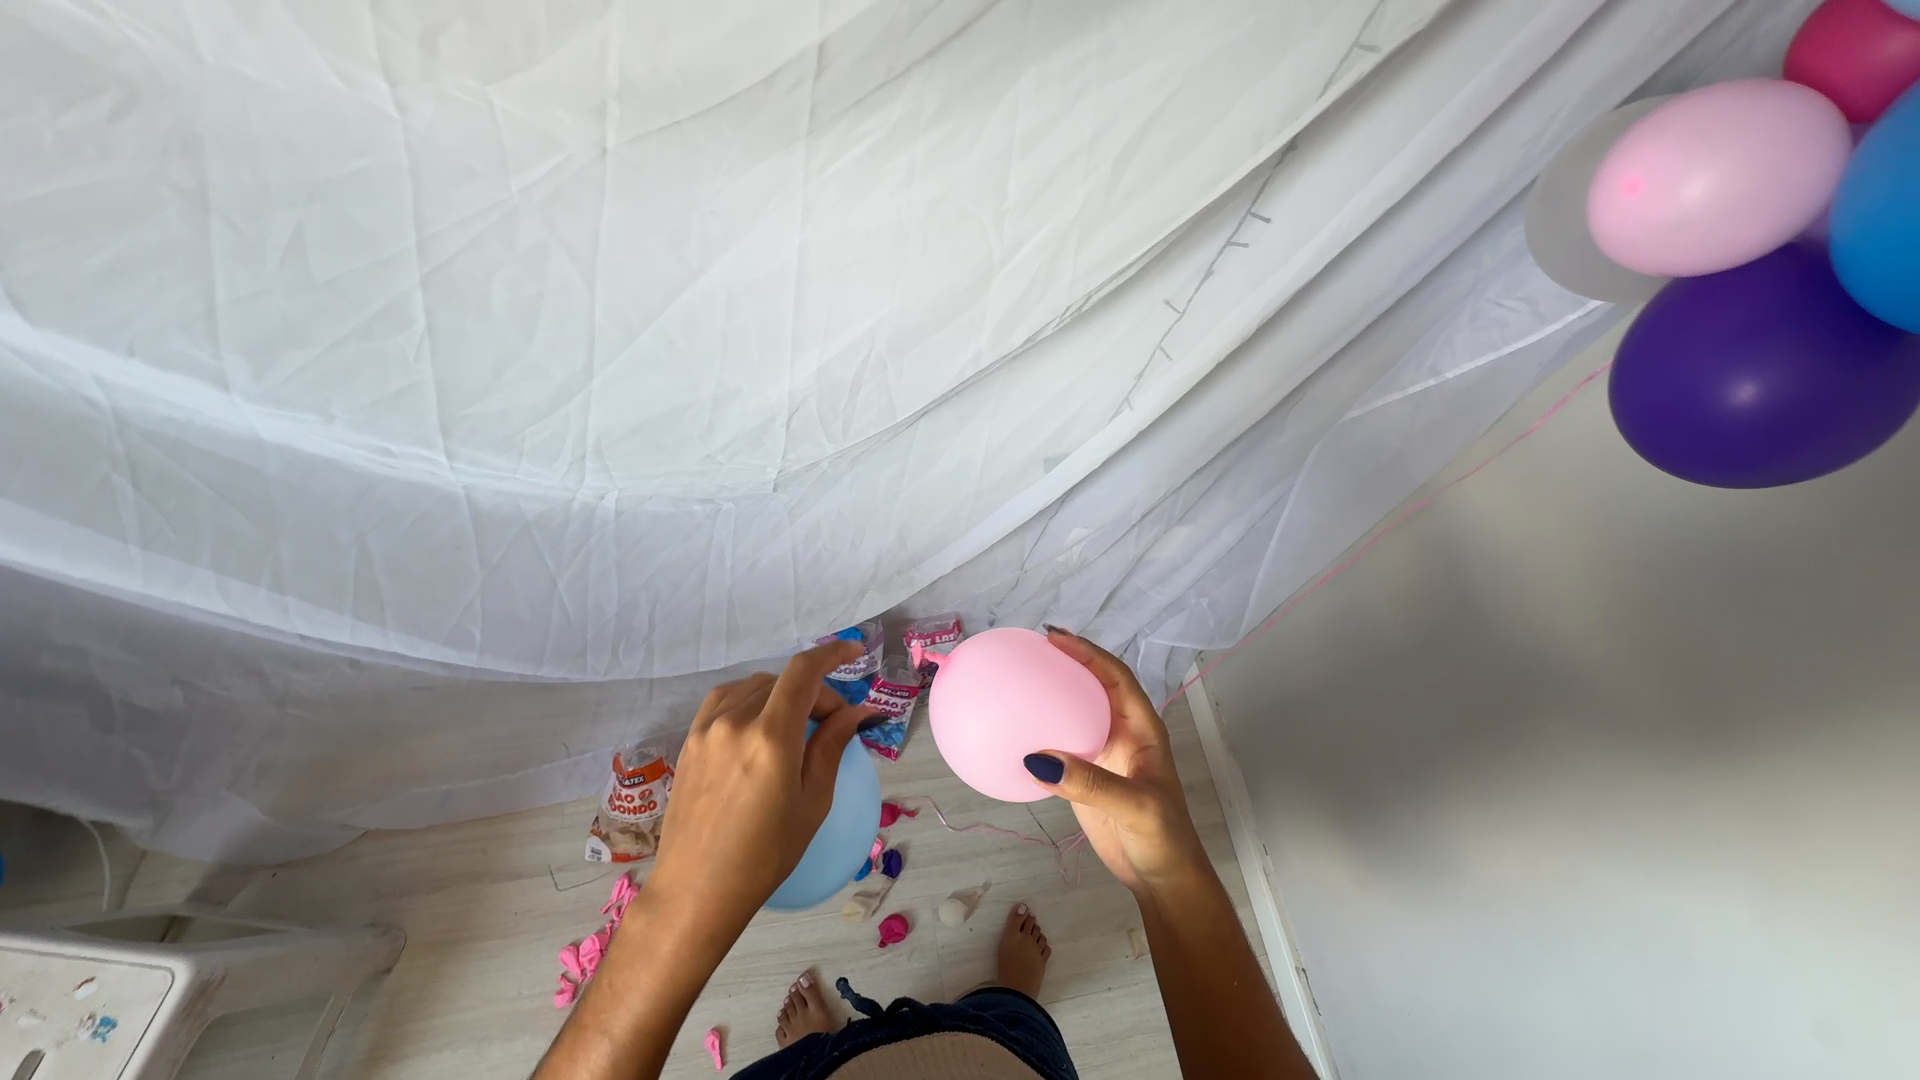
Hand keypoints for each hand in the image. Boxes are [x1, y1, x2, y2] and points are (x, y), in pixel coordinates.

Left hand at [644, 641, 873, 938]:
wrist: (697, 890)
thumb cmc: (766, 854)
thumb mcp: (813, 801)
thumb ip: (832, 745)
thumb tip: (856, 711)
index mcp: (771, 736)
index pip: (804, 671)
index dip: (832, 653)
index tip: (854, 652)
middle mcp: (735, 721)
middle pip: (783, 680)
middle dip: (815, 693)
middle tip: (832, 725)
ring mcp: (706, 729)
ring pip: (754, 686)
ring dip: (782, 694)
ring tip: (797, 727)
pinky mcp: (689, 741)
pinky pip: (725, 700)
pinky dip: (751, 699)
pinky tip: (761, 725)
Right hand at [1023, 628, 1208, 895]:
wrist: (1162, 879)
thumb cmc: (1163, 837)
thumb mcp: (1135, 806)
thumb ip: (1091, 783)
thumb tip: (1039, 759)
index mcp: (1142, 728)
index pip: (1115, 677)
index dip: (1088, 653)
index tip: (1055, 638)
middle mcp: (1121, 734)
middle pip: (1093, 686)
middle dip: (1068, 662)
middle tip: (1032, 647)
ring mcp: (1102, 755)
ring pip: (1073, 712)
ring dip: (1051, 694)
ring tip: (1017, 677)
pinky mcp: (1084, 779)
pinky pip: (1057, 747)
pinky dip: (1037, 734)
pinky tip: (1011, 734)